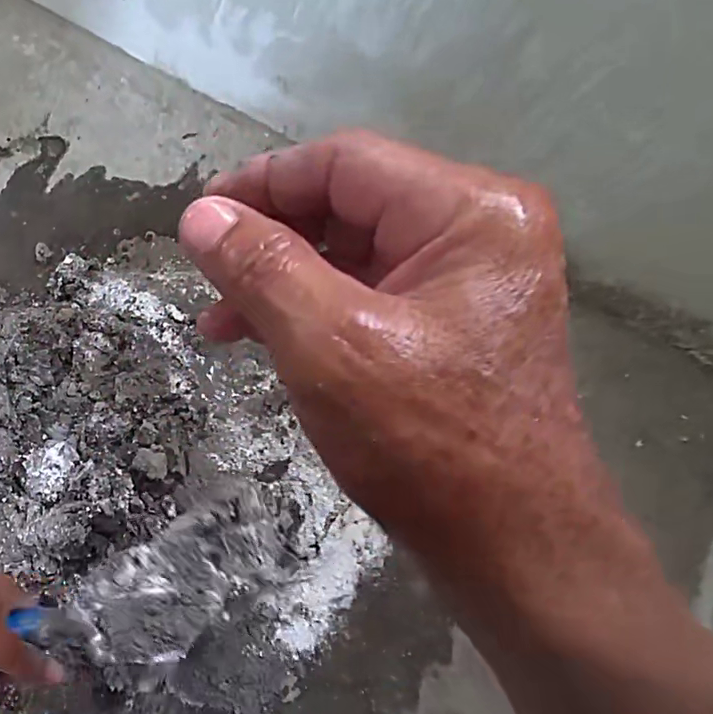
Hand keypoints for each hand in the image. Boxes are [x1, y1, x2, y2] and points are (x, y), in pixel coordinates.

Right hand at [177, 131, 658, 594]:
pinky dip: (321, 312)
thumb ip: (261, 268)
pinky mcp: (461, 325)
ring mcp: (476, 281)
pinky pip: (376, 296)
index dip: (262, 183)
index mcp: (472, 211)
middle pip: (353, 205)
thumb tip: (201, 214)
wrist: (514, 550)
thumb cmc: (426, 445)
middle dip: (272, 241)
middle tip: (208, 277)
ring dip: (288, 282)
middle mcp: (485, 230)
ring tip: (222, 322)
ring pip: (358, 255)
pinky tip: (273, 339)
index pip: (346, 163)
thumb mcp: (328, 346)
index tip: (199, 218)